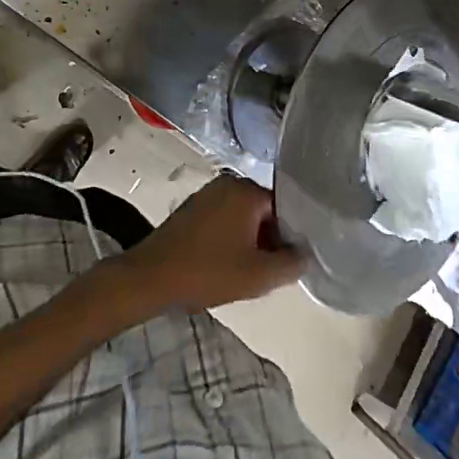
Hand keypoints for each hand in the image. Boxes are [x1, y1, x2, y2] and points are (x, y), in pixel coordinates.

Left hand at [114, 176, 305, 312]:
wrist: (152, 276)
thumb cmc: (208, 272)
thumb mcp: (260, 275)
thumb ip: (292, 263)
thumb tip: (306, 253)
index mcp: (246, 190)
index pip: (286, 208)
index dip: (291, 237)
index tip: (289, 262)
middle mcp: (228, 182)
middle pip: (264, 211)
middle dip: (270, 239)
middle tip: (268, 270)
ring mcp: (207, 193)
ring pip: (244, 217)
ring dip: (250, 241)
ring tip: (247, 270)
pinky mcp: (193, 207)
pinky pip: (225, 218)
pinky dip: (231, 238)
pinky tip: (226, 263)